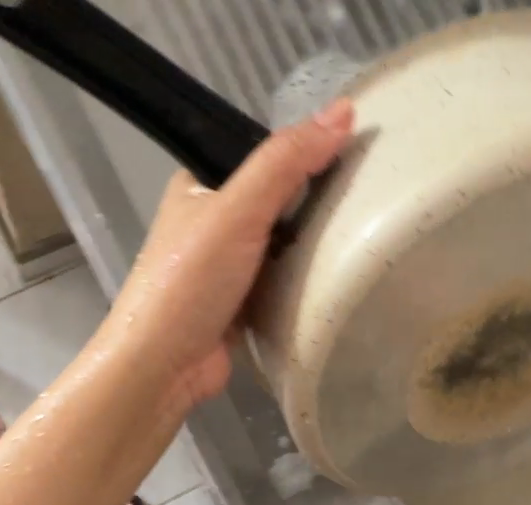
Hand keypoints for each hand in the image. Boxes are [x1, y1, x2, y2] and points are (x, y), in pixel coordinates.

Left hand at [94, 99, 354, 410]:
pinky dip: (303, 285)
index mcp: (198, 186)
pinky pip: (281, 286)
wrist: (161, 368)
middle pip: (275, 202)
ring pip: (281, 247)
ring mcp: (224, 270)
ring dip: (313, 248)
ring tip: (364, 237)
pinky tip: (337, 281)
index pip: (259, 154)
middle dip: (314, 204)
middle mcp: (210, 224)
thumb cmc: (189, 283)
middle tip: (368, 201)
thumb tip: (345, 109)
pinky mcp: (240, 309)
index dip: (301, 151)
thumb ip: (285, 162)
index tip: (352, 153)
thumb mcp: (237, 210)